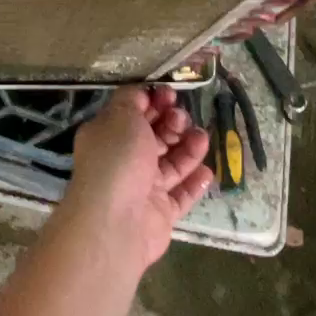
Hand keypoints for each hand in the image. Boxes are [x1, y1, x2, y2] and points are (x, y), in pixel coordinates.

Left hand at [58, 85, 212, 271]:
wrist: (116, 222)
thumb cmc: (117, 160)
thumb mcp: (120, 116)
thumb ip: (132, 99)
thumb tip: (142, 92)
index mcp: (108, 136)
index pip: (133, 113)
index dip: (153, 102)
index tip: (171, 95)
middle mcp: (123, 160)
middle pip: (154, 137)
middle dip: (172, 124)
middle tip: (182, 119)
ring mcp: (142, 188)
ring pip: (170, 164)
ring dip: (188, 149)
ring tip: (202, 138)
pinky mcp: (160, 213)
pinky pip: (181, 194)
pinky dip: (194, 182)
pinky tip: (207, 171)